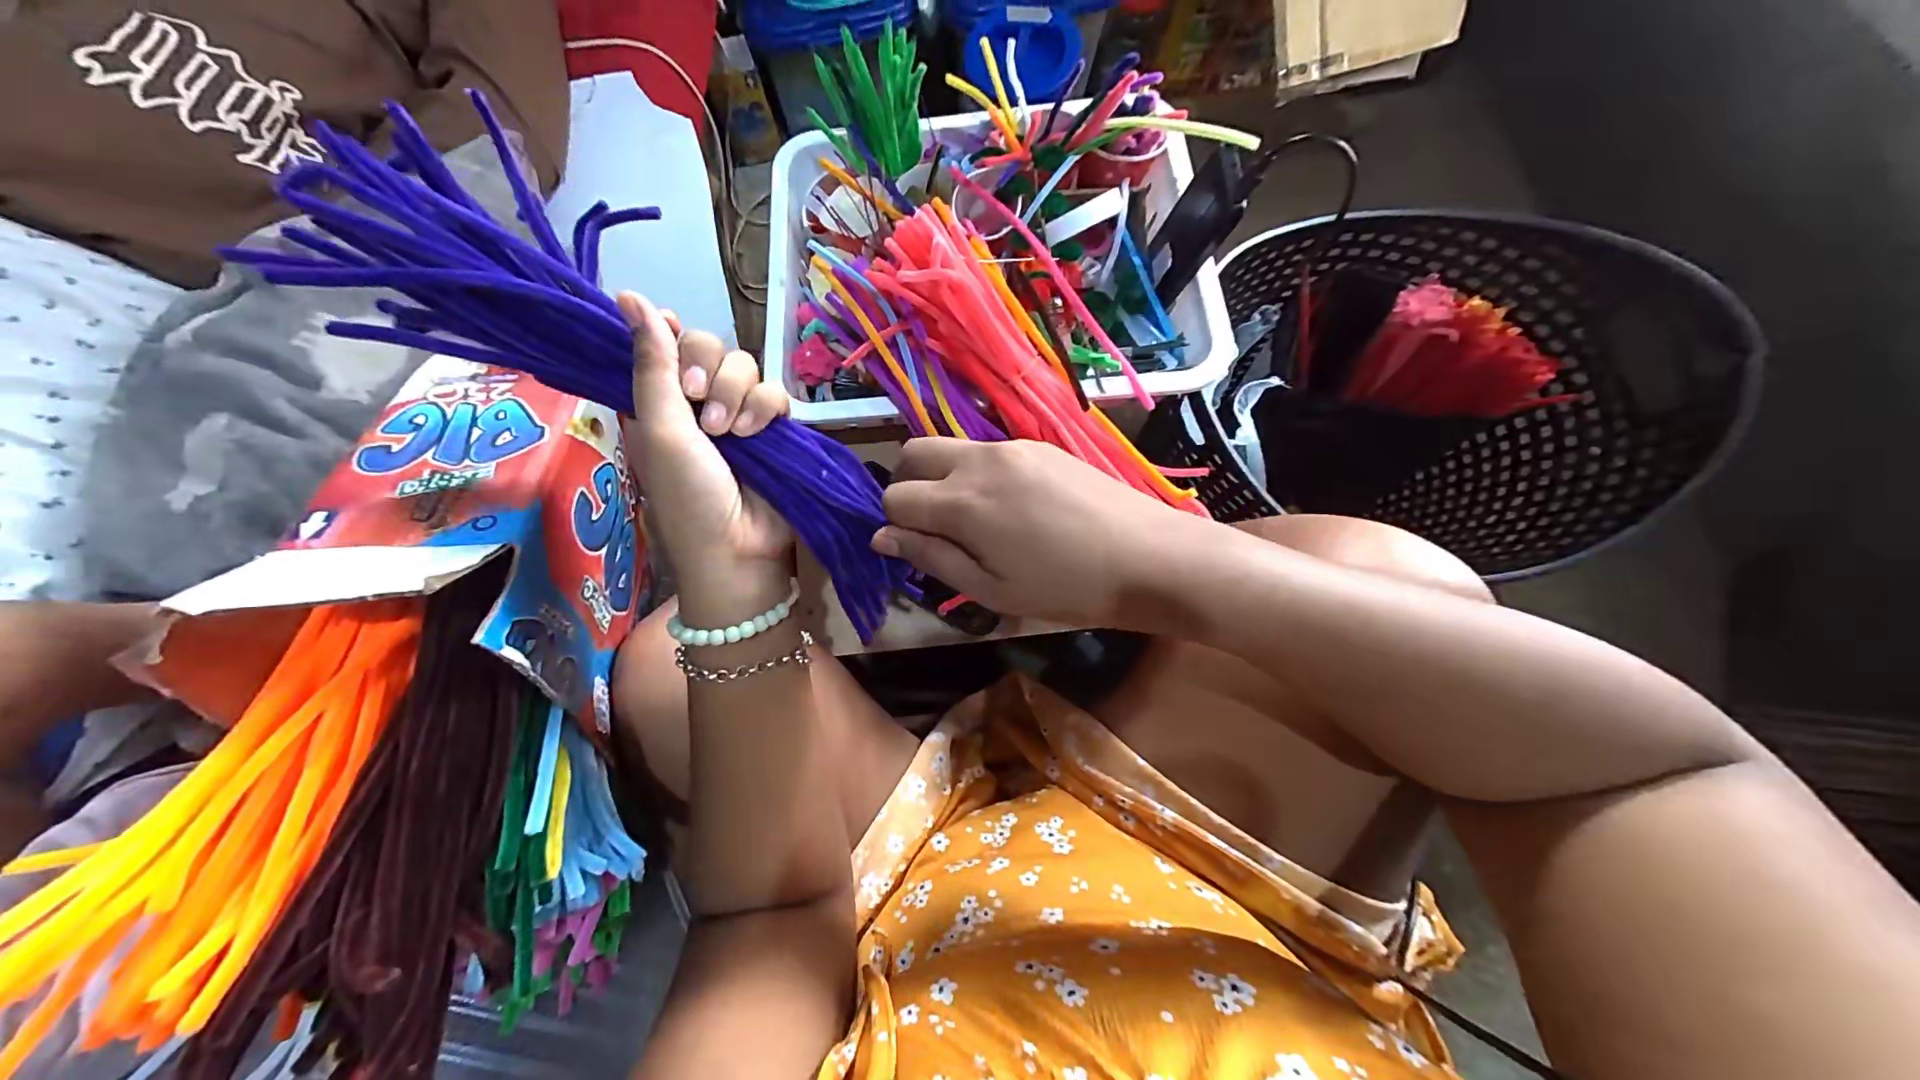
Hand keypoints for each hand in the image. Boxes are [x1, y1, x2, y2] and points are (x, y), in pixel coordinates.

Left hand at [617, 292, 793, 615]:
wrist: (738, 547)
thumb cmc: (686, 495)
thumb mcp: (659, 430)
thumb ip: (653, 365)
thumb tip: (628, 295)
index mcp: (658, 401)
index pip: (664, 344)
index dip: (669, 334)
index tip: (672, 333)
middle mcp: (696, 403)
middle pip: (708, 347)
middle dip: (705, 369)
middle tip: (697, 403)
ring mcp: (738, 415)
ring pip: (745, 367)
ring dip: (734, 394)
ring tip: (728, 433)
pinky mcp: (774, 429)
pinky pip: (776, 393)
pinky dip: (765, 409)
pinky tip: (755, 435)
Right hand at [872, 439, 1202, 628]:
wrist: (1148, 555)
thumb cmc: (1066, 587)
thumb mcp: (992, 589)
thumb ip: (932, 558)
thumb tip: (882, 537)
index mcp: (963, 501)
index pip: (895, 496)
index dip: (894, 524)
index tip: (916, 548)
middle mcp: (980, 460)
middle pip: (912, 453)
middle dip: (907, 486)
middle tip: (932, 526)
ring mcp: (1012, 446)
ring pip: (950, 447)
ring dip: (941, 477)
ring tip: (973, 520)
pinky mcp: (1039, 444)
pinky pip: (985, 450)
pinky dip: (975, 472)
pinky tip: (1009, 506)